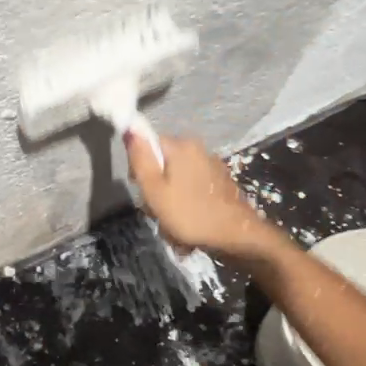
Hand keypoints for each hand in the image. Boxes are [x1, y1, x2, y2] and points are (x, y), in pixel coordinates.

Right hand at [124, 132, 279, 259]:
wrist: (236, 236)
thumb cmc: (190, 214)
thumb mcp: (155, 190)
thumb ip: (140, 160)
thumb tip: (129, 128)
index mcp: (181, 146)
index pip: (148, 144)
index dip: (139, 166)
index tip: (141, 189)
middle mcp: (198, 149)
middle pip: (164, 163)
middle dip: (157, 188)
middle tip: (157, 210)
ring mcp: (212, 166)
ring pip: (178, 180)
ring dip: (170, 201)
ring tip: (173, 224)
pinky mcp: (220, 183)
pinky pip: (193, 189)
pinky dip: (187, 205)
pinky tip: (189, 224)